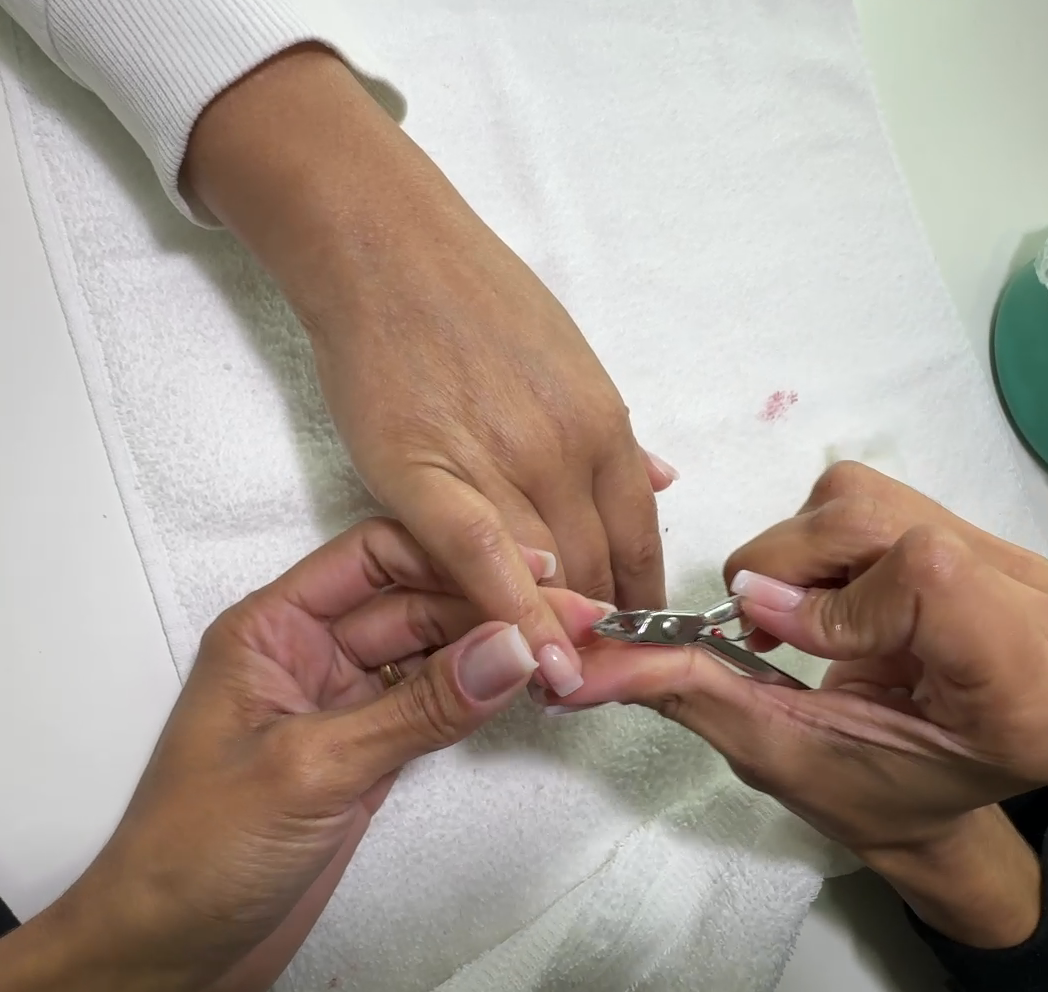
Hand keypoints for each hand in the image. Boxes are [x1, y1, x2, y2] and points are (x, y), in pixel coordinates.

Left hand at [0, 520, 604, 991]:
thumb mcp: (312, 768)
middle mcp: (311, 649)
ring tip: (566, 646)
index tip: (530, 565)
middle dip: (486, 608)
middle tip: (574, 615)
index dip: (450, 555)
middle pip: (412, 605)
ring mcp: (342, 701)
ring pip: (428, 654)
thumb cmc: (203, 852)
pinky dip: (474, 696)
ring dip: (490, 650)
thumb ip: (419, 708)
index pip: (374, 558)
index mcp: (275, 625)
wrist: (169, 961)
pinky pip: (430, 704)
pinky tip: (523, 686)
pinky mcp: (365, 750)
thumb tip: (517, 649)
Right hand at [182, 46, 672, 702]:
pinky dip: (516, 616)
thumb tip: (662, 479)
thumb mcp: (567, 358)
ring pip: (551, 574)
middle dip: (600, 630)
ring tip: (563, 685)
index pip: (640, 537)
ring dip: (562, 634)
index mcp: (603, 422)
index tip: (635, 640)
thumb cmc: (475, 300)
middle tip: (595, 677)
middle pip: (598, 567)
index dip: (641, 600)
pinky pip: (482, 558)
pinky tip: (539, 667)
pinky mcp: (425, 471)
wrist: (384, 249)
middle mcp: (567, 448)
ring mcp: (501, 460)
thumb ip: (613, 433)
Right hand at [551, 462, 1047, 946]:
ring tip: (802, 620)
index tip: (765, 634)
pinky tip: (833, 596)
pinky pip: (882, 497)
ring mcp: (1032, 580)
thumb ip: (683, 688)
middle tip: (766, 630)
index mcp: (1032, 706)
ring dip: (804, 552)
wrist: (925, 800)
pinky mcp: (993, 549)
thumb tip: (580, 660)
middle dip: (793, 566)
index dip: (823, 595)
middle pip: (888, 525)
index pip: (929, 576)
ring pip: (875, 499)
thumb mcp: (768, 751)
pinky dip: (824, 539)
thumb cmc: (862, 795)